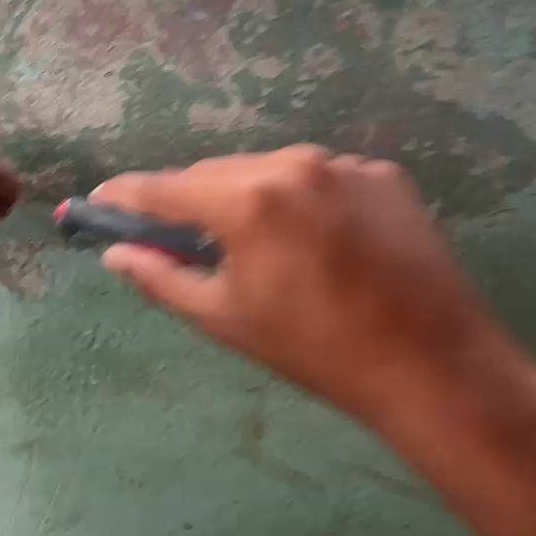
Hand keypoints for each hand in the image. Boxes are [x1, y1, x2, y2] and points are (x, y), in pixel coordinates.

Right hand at [91, 145, 535, 424]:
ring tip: (254, 242)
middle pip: (214, 174)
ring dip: (245, 197)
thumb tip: (113, 254)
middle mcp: (290, 165)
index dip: (124, 196)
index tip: (98, 201)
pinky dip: (300, 200)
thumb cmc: (315, 350)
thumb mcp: (224, 318)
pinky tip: (315, 239)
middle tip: (178, 236)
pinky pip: (318, 177)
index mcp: (245, 202)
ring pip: (266, 170)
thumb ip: (159, 277)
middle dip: (188, 201)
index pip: (163, 189)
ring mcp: (342, 165)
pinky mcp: (383, 175)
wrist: (436, 370)